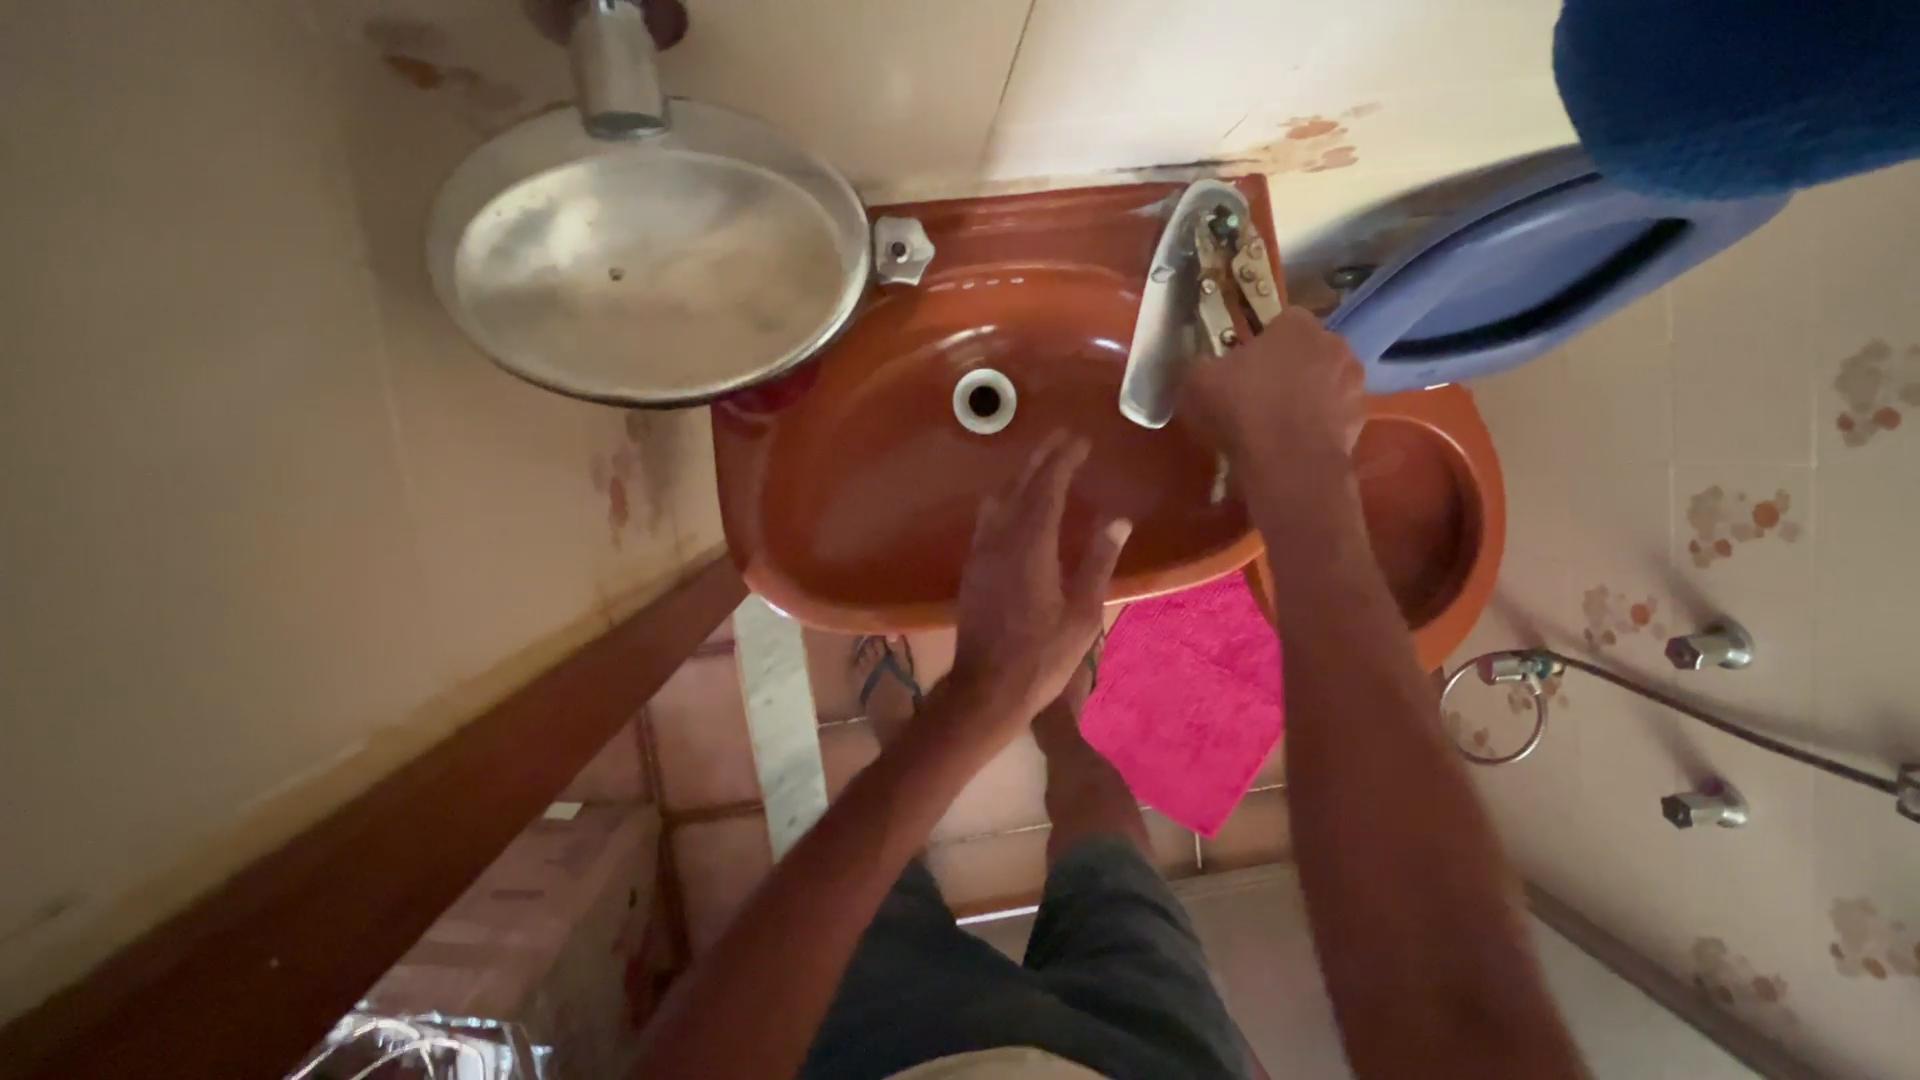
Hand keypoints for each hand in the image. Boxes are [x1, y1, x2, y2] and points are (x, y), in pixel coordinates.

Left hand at [944, 431, 1130, 733]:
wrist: (987, 687)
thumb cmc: (1043, 656)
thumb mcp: (1083, 612)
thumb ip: (1099, 562)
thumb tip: (1118, 520)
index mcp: (1031, 546)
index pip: (1048, 489)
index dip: (1063, 461)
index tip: (1080, 441)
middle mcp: (1000, 540)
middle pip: (1020, 487)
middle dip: (1042, 459)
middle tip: (1062, 438)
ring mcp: (981, 554)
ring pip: (1000, 501)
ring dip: (1021, 477)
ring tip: (1042, 464)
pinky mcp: (973, 569)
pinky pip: (989, 520)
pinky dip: (1006, 501)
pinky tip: (1015, 506)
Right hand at [1181, 305, 1365, 471]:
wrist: (1288, 464)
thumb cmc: (1242, 410)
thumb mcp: (1197, 383)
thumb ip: (1201, 364)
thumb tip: (1203, 364)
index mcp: (1297, 326)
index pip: (1283, 320)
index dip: (1263, 342)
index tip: (1245, 365)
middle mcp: (1333, 345)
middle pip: (1309, 350)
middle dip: (1290, 366)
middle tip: (1261, 393)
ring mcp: (1352, 383)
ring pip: (1325, 382)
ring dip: (1308, 395)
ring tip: (1279, 423)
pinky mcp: (1360, 420)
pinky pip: (1334, 415)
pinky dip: (1319, 424)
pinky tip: (1294, 443)